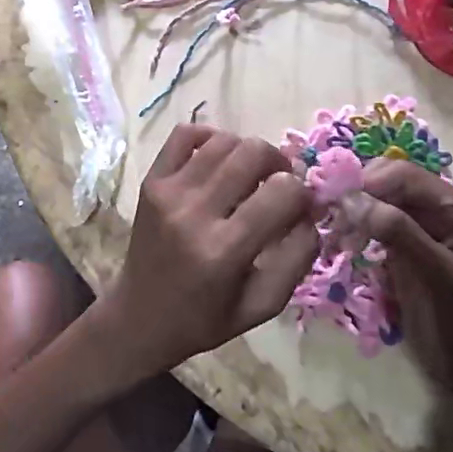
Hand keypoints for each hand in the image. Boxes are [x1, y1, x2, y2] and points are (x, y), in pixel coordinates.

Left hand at [93, 125, 316, 379]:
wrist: (141, 317)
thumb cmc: (207, 317)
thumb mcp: (263, 304)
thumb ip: (298, 256)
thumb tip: (311, 209)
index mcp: (225, 251)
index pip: (283, 193)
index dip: (303, 193)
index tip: (301, 206)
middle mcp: (194, 214)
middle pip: (254, 153)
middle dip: (279, 164)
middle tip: (279, 184)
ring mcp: (168, 192)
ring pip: (224, 140)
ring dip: (247, 153)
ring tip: (249, 176)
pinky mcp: (150, 181)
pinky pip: (185, 134)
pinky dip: (210, 138)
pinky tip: (219, 162)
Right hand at [349, 160, 452, 417]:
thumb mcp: (441, 278)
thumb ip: (400, 234)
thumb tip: (351, 199)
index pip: (406, 177)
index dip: (369, 182)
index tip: (332, 199)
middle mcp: (442, 212)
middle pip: (388, 186)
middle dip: (357, 196)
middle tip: (327, 218)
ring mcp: (422, 232)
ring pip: (377, 205)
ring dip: (352, 215)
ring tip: (332, 236)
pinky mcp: (405, 254)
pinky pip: (374, 230)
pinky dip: (355, 233)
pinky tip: (341, 246)